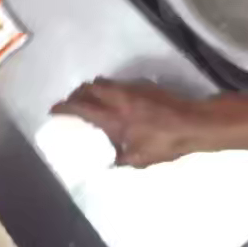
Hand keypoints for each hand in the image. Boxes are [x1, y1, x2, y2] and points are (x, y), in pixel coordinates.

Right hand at [51, 79, 214, 167]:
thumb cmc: (166, 143)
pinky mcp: (144, 85)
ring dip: (92, 89)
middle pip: (88, 87)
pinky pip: (118, 83)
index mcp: (113, 117)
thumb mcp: (139, 160)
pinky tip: (114, 101)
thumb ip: (118, 160)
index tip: (53, 110)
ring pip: (104, 82)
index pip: (80, 107)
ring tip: (90, 101)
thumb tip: (106, 164)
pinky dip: (109, 89)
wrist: (194, 123)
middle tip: (71, 104)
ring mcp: (132, 88)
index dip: (63, 107)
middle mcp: (118, 98)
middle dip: (76, 94)